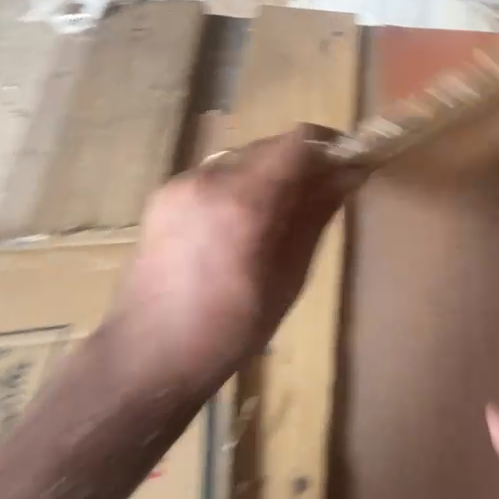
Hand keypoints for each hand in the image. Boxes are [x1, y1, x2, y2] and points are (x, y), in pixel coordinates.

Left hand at [109, 124, 354, 388]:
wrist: (147, 357)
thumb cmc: (231, 329)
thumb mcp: (290, 275)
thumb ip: (317, 215)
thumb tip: (350, 174)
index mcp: (246, 202)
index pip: (299, 142)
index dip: (329, 145)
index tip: (348, 160)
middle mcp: (211, 180)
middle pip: (271, 146)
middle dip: (301, 161)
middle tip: (321, 190)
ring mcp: (182, 184)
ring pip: (243, 157)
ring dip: (270, 171)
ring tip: (280, 211)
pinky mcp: (165, 194)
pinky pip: (216, 173)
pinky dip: (239, 184)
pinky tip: (240, 222)